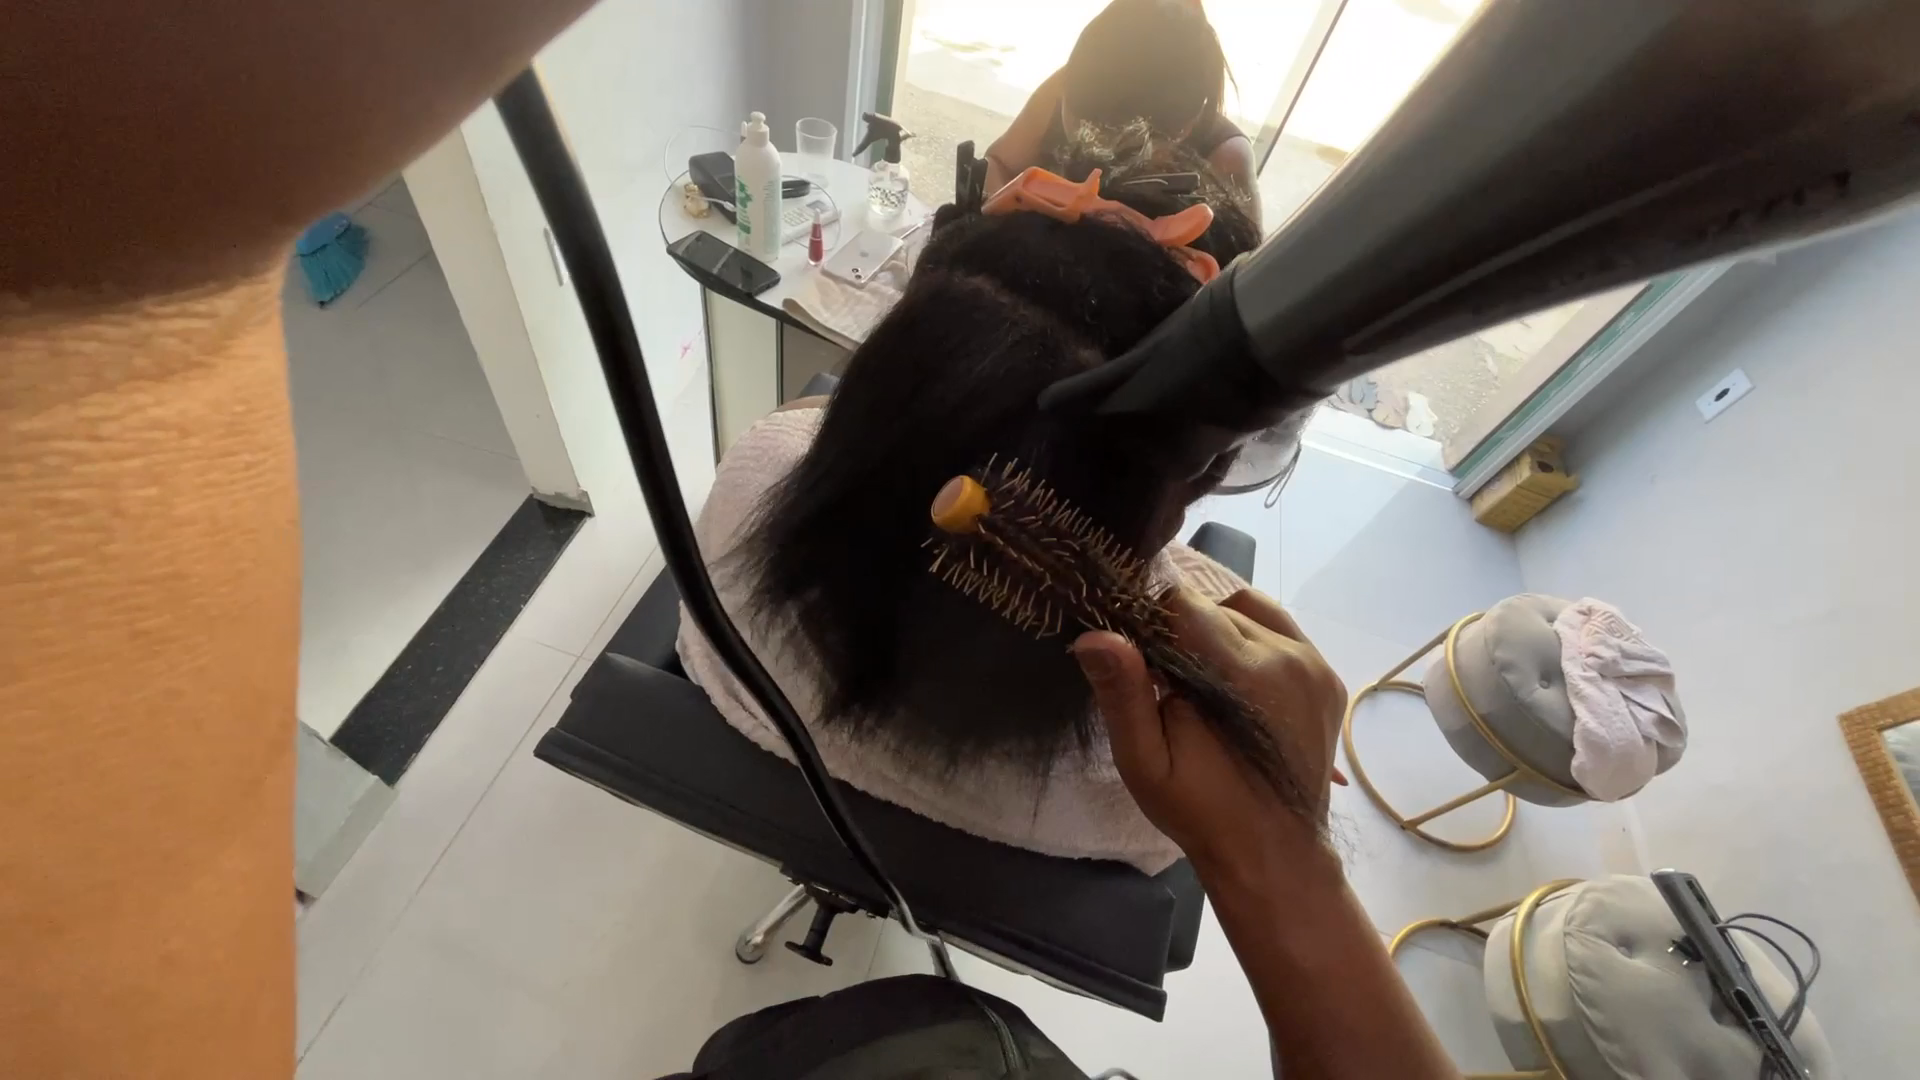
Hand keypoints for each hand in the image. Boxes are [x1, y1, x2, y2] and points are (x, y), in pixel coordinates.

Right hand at [1074, 588, 1348, 874]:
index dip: (1153, 627)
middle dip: (1183, 634)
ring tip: (1202, 679)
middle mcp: (1292, 656)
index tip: (1146, 669)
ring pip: (1245, 610)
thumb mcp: (1145, 759)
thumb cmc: (1200, 810)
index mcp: (1247, 674)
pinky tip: (1234, 679)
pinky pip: (1276, 629)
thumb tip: (1093, 635)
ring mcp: (1317, 664)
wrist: (1274, 856)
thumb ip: (1123, 693)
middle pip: (1214, 606)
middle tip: (1170, 685)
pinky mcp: (1328, 676)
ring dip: (1215, 632)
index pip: (1185, 603)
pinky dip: (1247, 640)